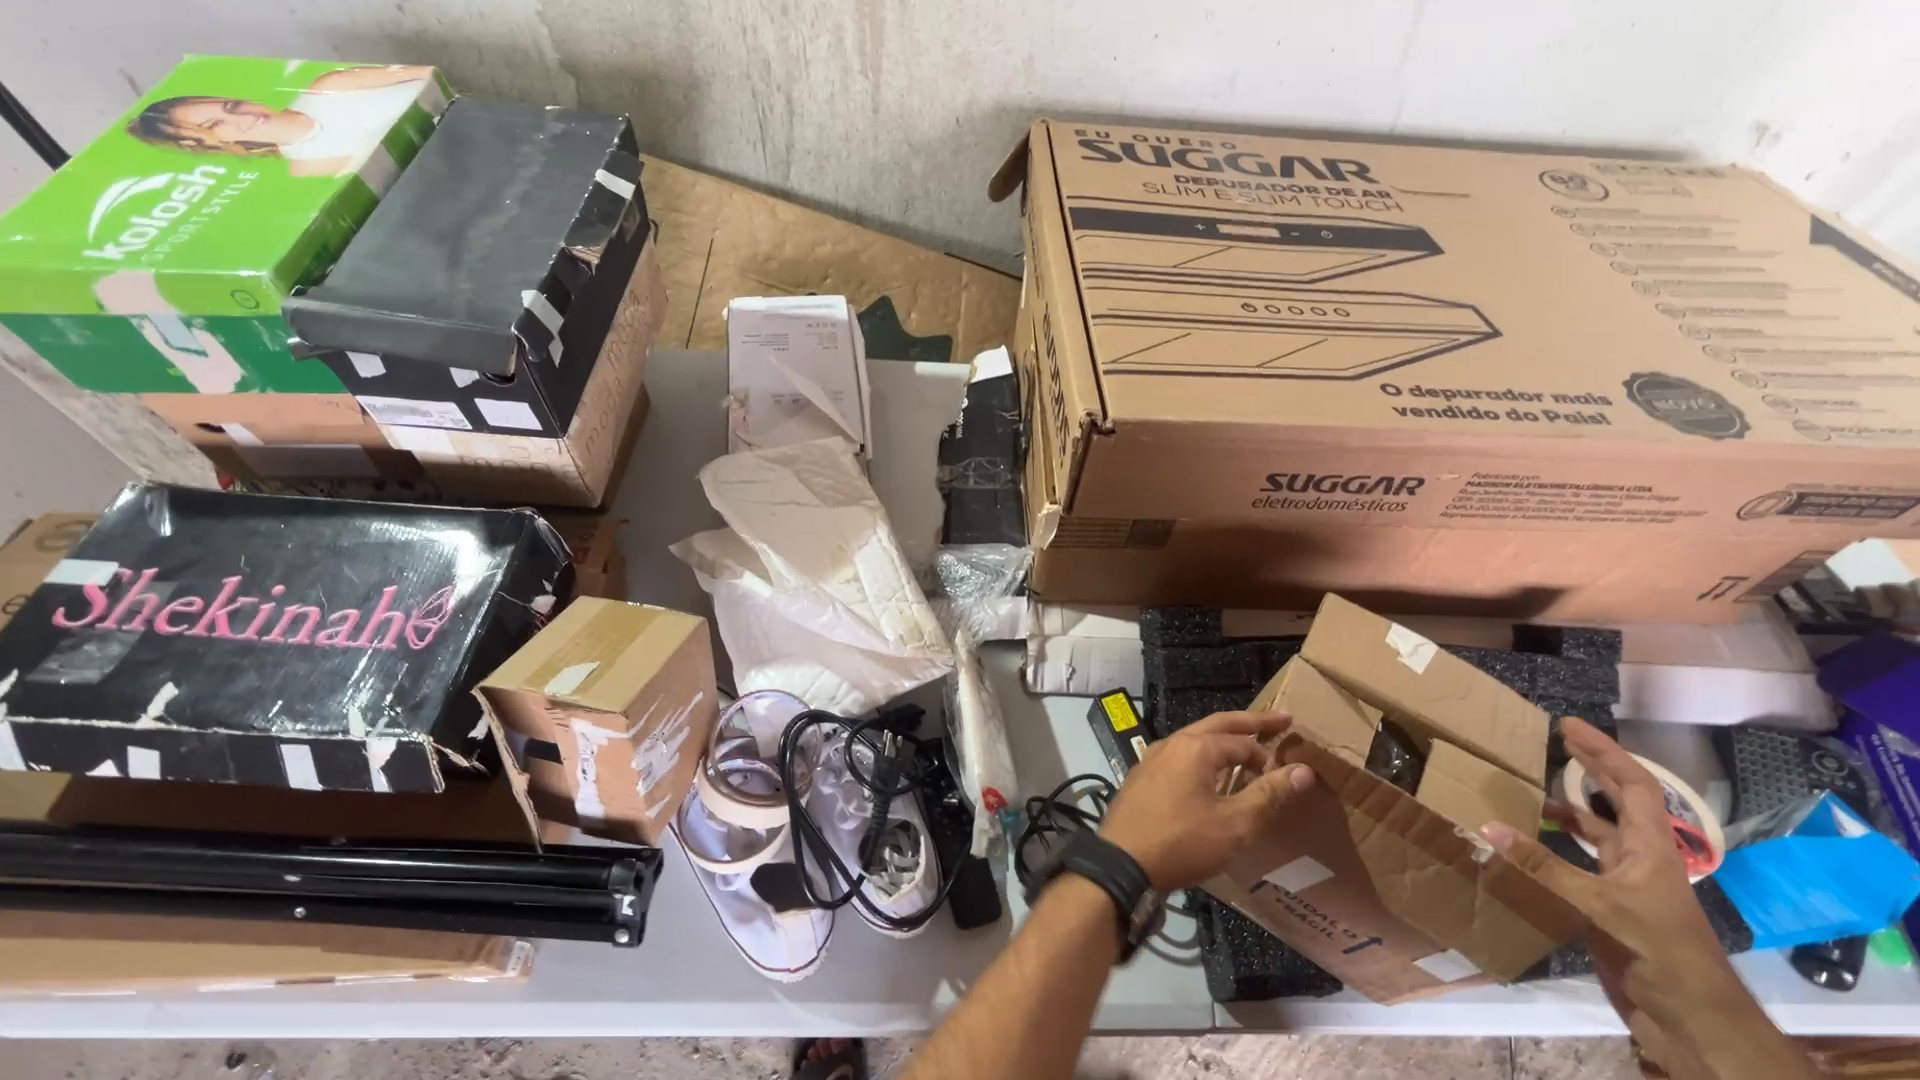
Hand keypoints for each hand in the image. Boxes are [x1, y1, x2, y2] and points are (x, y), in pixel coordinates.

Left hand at [1100, 711, 1314, 890]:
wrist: (1122, 864)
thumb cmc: (1182, 842)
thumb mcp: (1234, 824)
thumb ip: (1268, 795)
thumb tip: (1303, 771)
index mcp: (1196, 748)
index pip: (1242, 742)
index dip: (1267, 756)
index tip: (1286, 770)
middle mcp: (1172, 743)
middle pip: (1217, 724)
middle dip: (1250, 722)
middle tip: (1281, 719)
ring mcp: (1152, 758)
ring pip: (1195, 738)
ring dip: (1223, 738)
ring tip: (1245, 745)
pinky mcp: (1141, 777)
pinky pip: (1179, 755)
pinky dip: (1202, 754)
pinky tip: (1207, 772)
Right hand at [1482, 718, 1812, 1078]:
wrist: (1687, 1018)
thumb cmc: (1657, 951)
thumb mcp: (1600, 905)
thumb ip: (1543, 867)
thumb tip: (1488, 827)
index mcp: (1650, 849)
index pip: (1633, 786)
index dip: (1604, 753)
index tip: (1571, 727)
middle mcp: (1639, 860)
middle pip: (1617, 804)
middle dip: (1591, 771)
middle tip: (1556, 743)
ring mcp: (1624, 887)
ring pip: (1596, 837)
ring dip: (1570, 813)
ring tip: (1532, 793)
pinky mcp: (1607, 911)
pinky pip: (1576, 869)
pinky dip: (1552, 853)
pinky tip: (1526, 851)